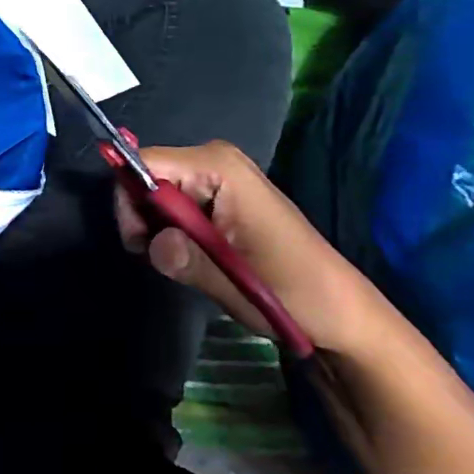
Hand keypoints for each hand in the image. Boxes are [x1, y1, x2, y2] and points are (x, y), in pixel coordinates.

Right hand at [113, 141, 388, 354]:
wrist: (342, 313)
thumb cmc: (296, 291)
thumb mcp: (238, 282)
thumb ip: (189, 259)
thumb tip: (151, 244)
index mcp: (218, 166)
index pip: (144, 162)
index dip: (130, 199)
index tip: (137, 243)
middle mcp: (213, 159)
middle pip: (148, 174)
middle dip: (143, 216)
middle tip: (159, 257)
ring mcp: (216, 174)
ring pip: (157, 190)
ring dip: (159, 227)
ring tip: (181, 261)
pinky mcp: (218, 192)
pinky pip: (175, 199)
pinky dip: (173, 228)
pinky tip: (190, 253)